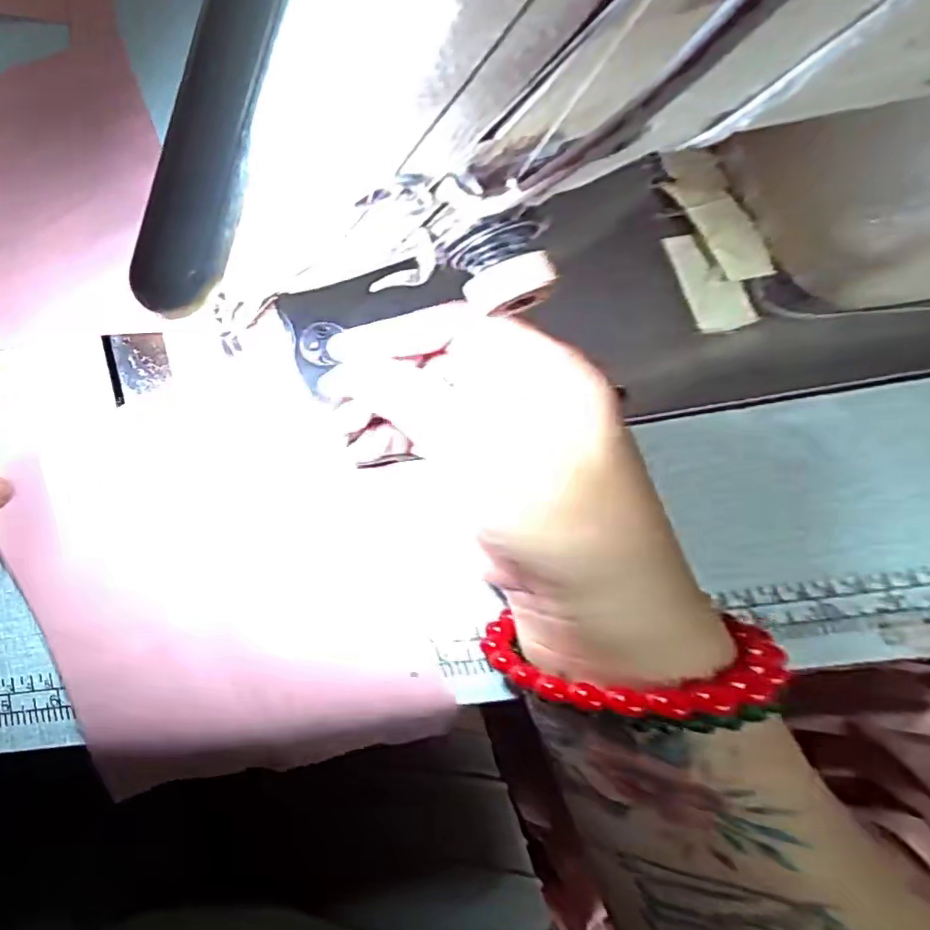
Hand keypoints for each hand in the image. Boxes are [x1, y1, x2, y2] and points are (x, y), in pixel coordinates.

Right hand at [319, 306, 732, 685]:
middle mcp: (517, 395)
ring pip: (423, 404)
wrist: (591, 600)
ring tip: (344, 435)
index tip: (346, 354)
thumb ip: (412, 399)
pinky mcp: (479, 468)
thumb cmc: (557, 521)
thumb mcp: (477, 449)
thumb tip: (358, 367)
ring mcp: (496, 434)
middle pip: (434, 367)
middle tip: (337, 404)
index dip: (397, 336)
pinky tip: (364, 454)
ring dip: (378, 415)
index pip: (459, 328)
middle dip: (380, 383)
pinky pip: (426, 438)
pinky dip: (391, 442)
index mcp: (539, 372)